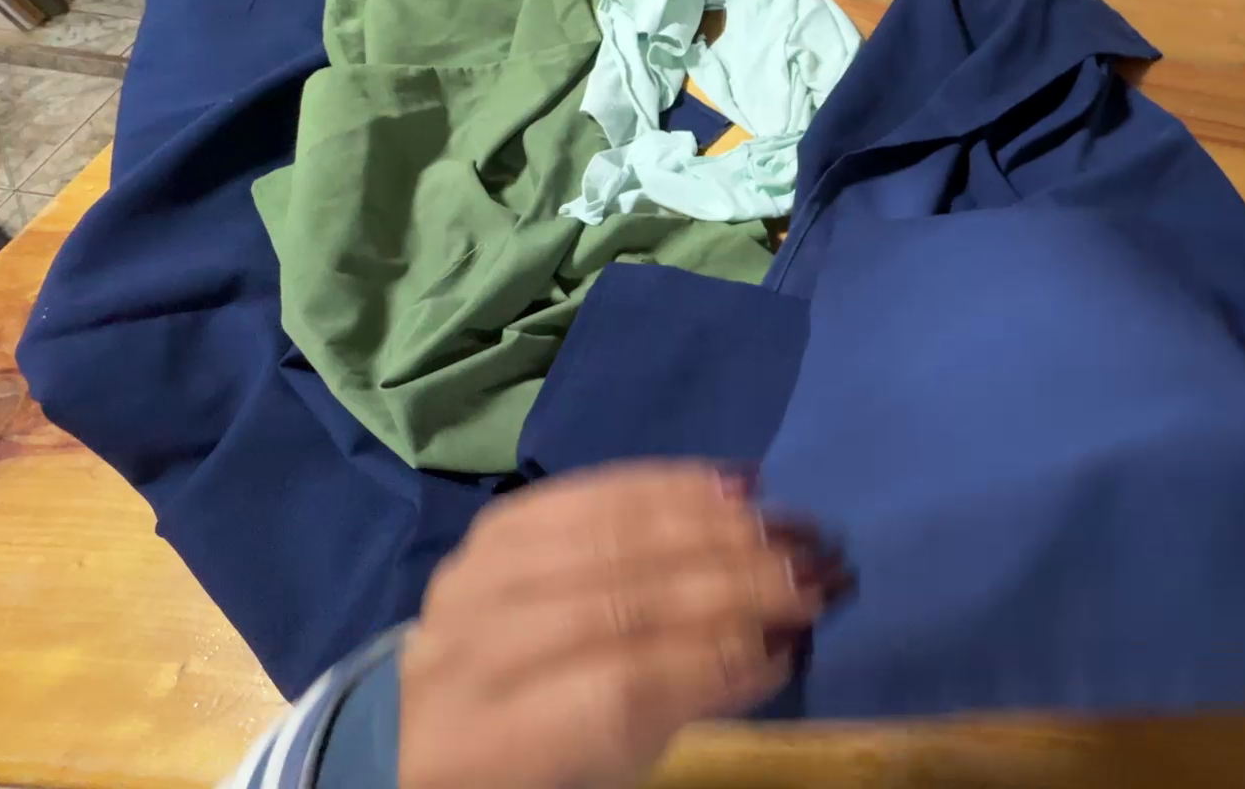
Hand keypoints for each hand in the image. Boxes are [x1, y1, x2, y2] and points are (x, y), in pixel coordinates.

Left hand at [398, 462, 845, 788]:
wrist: (426, 722)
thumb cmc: (532, 768)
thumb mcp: (606, 770)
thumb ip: (681, 709)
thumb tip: (779, 645)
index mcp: (481, 745)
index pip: (616, 690)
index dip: (714, 660)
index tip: (795, 640)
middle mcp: (470, 645)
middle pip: (625, 599)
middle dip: (738, 582)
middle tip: (819, 571)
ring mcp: (482, 570)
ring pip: (620, 534)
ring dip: (722, 528)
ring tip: (792, 528)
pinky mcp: (507, 522)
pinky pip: (604, 489)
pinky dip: (678, 484)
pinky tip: (740, 484)